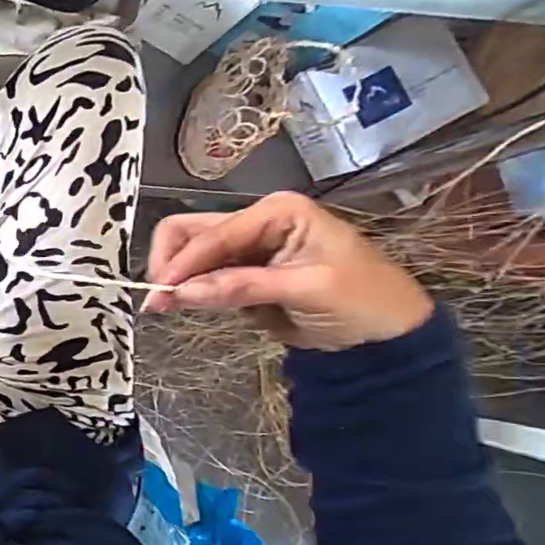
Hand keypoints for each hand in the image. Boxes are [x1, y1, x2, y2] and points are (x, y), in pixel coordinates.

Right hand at [142, 191, 432, 350]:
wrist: (388, 333)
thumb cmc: (362, 301)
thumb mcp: (307, 290)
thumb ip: (243, 287)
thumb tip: (181, 293)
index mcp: (277, 212)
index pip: (213, 233)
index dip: (181, 263)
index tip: (157, 294)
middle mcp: (256, 222)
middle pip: (192, 232)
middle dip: (170, 264)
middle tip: (157, 301)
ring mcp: (248, 248)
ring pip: (192, 254)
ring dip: (175, 278)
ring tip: (162, 308)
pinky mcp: (243, 273)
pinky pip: (204, 276)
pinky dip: (189, 289)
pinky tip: (181, 305)